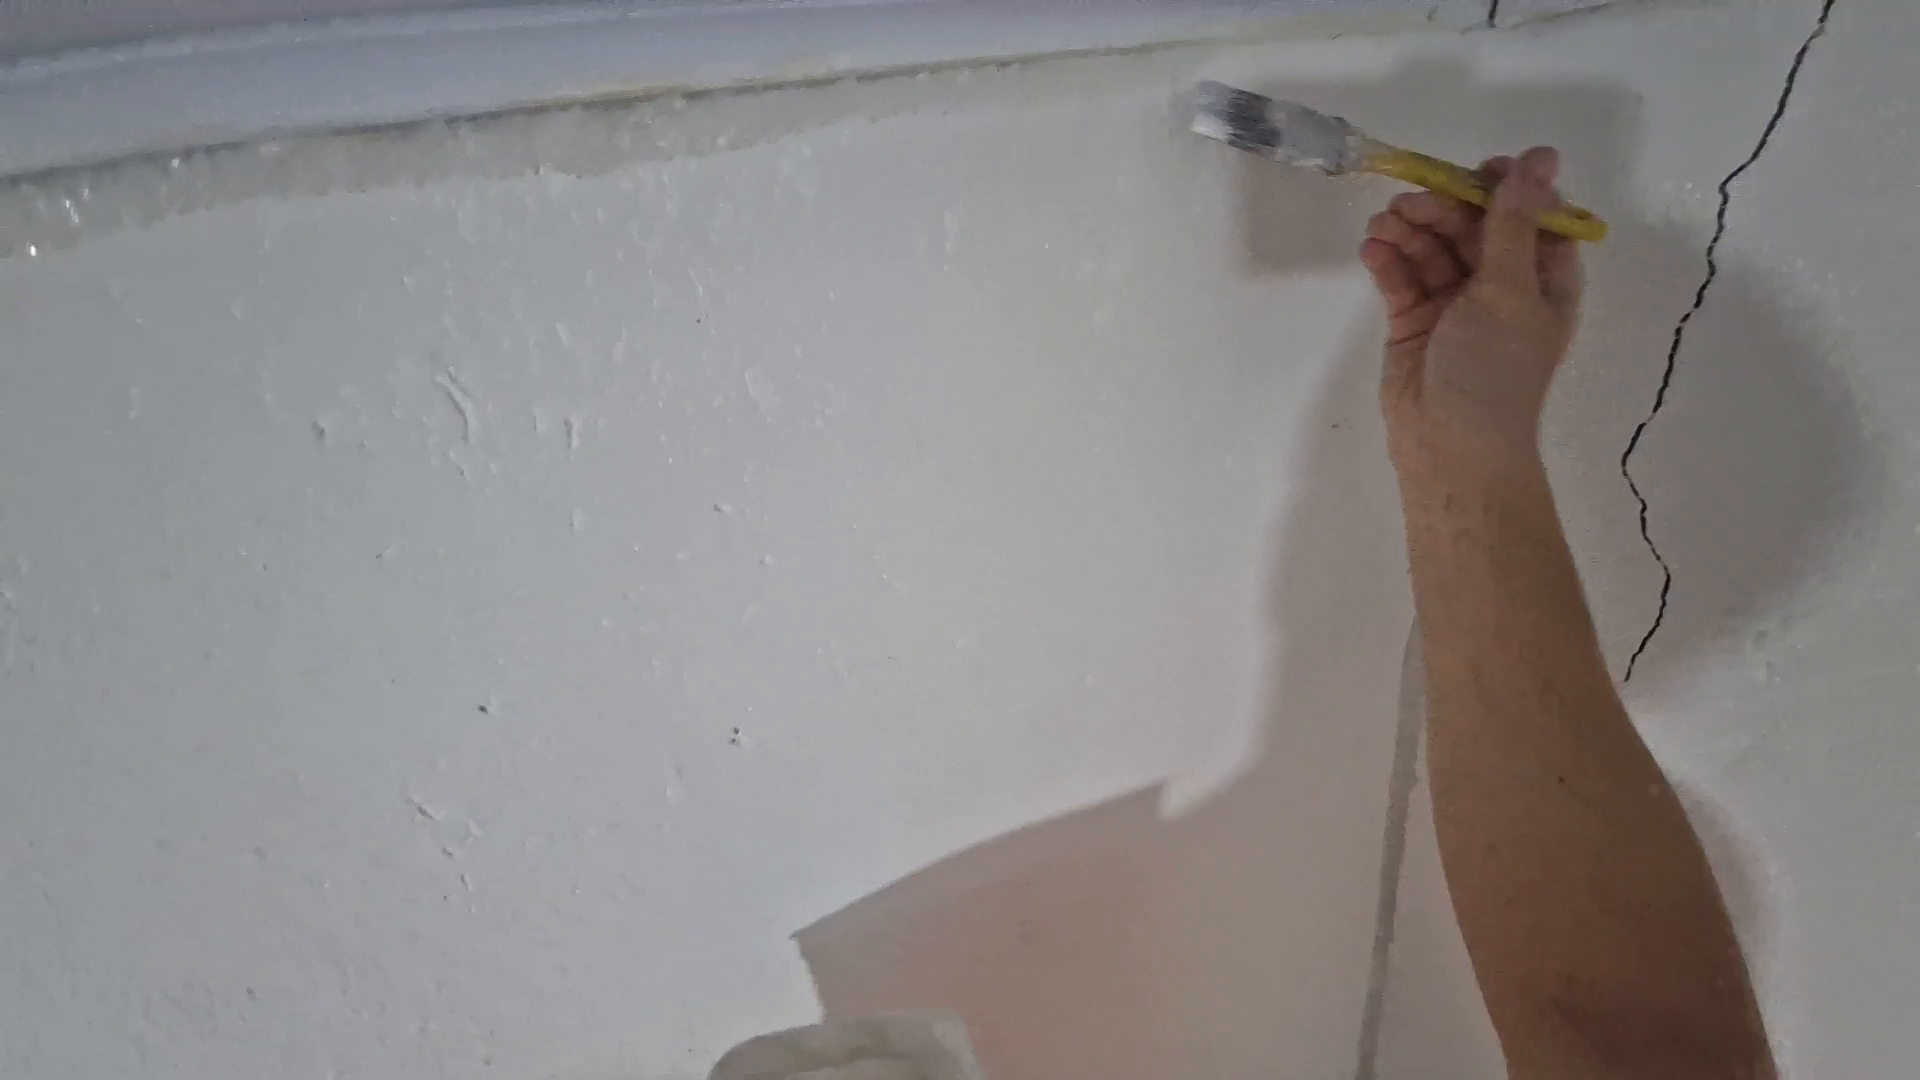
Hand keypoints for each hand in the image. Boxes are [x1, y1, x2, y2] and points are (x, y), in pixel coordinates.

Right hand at [1360, 146, 1583, 476]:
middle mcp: (1500, 285)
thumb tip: (1537, 157)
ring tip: (1380, 225)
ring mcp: (1453, 305)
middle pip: (1471, 230)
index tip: (1472, 171)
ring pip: (1431, 253)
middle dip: (1440, 212)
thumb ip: (1512, 224)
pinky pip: (1402, 281)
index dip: (1504, 188)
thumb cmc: (1492, 369)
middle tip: (1405, 202)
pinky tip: (1372, 250)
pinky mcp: (1413, 323)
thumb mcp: (1508, 290)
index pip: (1529, 216)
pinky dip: (1388, 264)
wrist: (1448, 441)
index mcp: (1542, 276)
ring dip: (1408, 234)